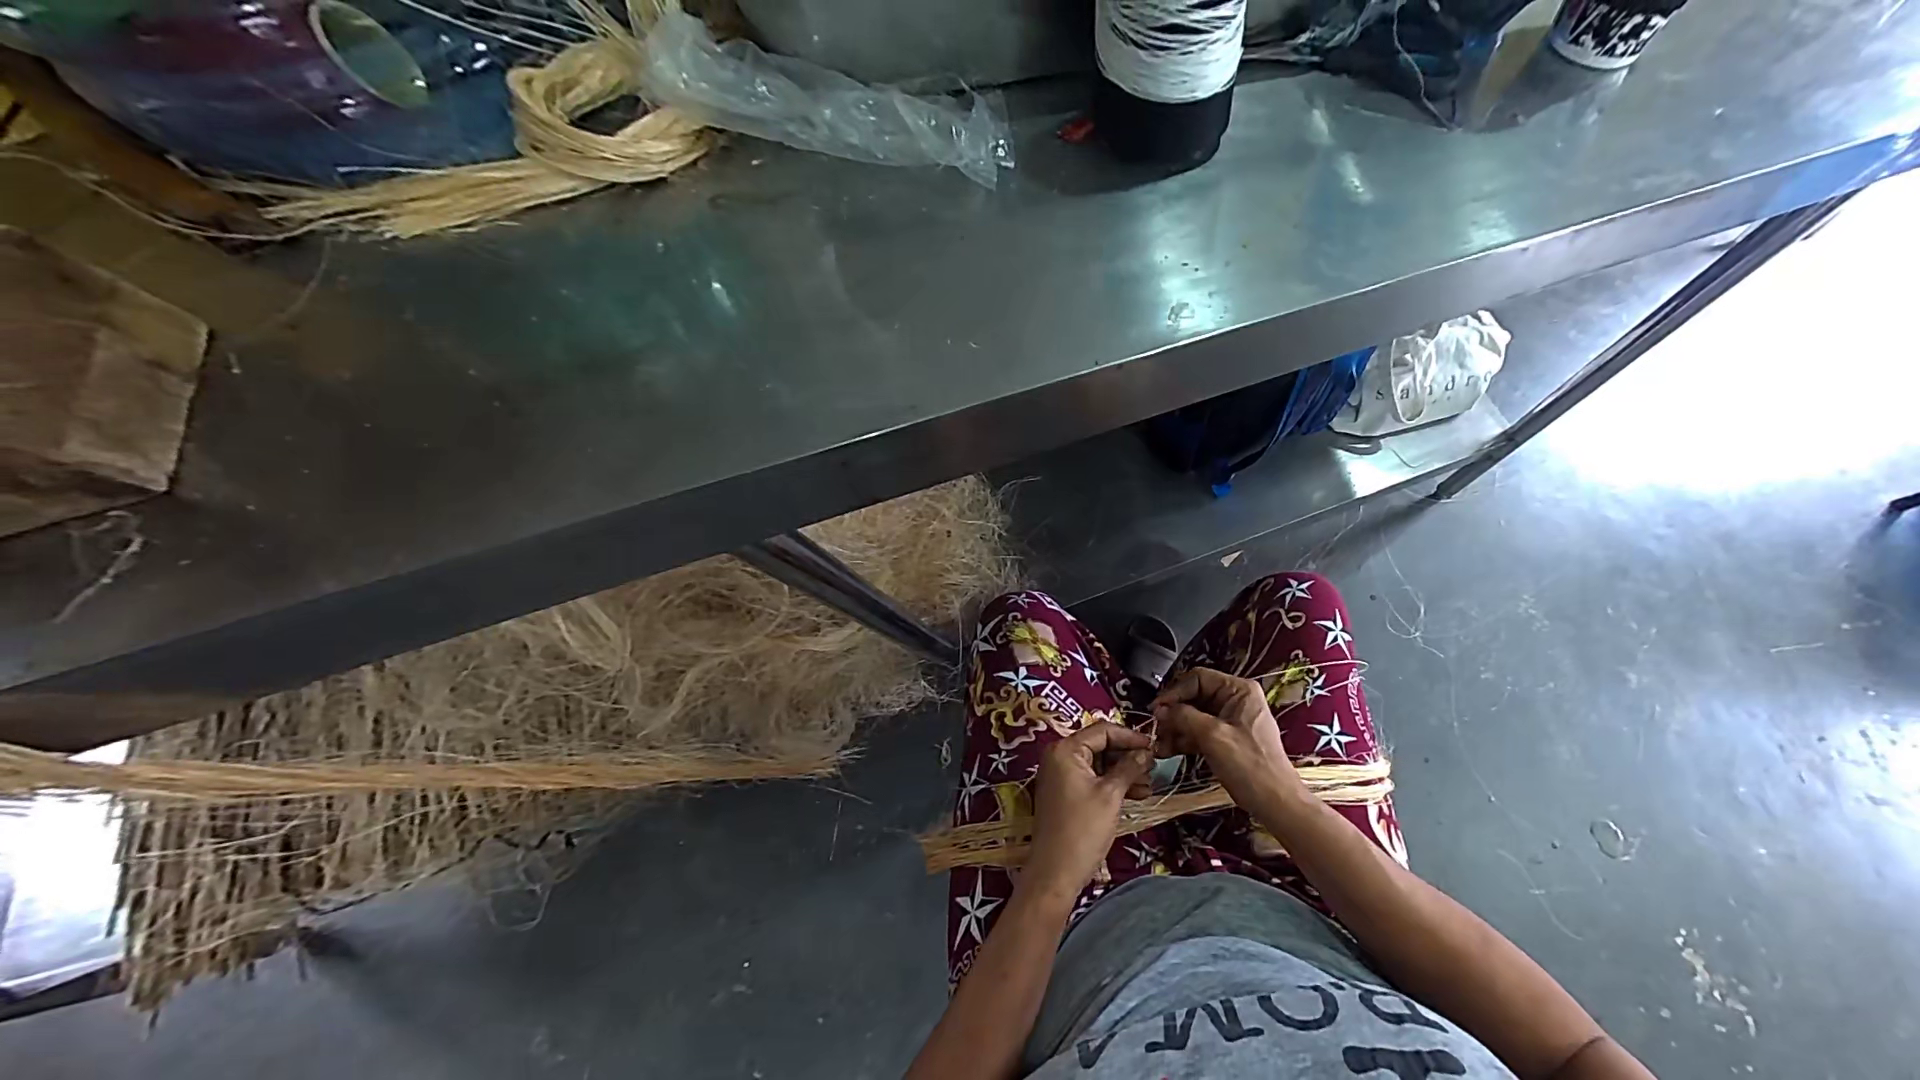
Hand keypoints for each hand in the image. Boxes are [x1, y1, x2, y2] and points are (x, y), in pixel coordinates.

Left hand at [1024, 722, 1153, 897]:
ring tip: (1149, 784)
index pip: (1103, 730)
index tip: (1155, 746)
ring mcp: (1060, 774)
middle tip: (1154, 767)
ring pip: (1098, 763)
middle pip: (1100, 745)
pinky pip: (1091, 778)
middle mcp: (1059, 755)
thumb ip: (1129, 767)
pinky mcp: (1064, 791)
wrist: (1056, 870)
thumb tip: (1146, 752)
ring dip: (1123, 771)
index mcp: (1065, 749)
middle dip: (1128, 755)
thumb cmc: (1083, 829)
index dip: (1131, 736)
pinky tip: (1136, 794)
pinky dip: (1112, 783)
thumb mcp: (1111, 795)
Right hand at [1152, 667, 1302, 807]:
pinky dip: (1183, 740)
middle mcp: (1234, 700)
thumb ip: (1183, 716)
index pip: (1197, 678)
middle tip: (1155, 728)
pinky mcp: (1225, 738)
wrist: (1275, 803)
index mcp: (1238, 691)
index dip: (1174, 691)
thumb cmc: (1250, 766)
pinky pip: (1198, 731)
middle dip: (1172, 713)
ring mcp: (1230, 720)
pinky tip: (1166, 750)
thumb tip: (1160, 709)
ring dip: (1174, 729)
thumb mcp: (1212, 736)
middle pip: (1193, 697)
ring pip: (1193, 715)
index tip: (1156, 708)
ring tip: (1158, 744)